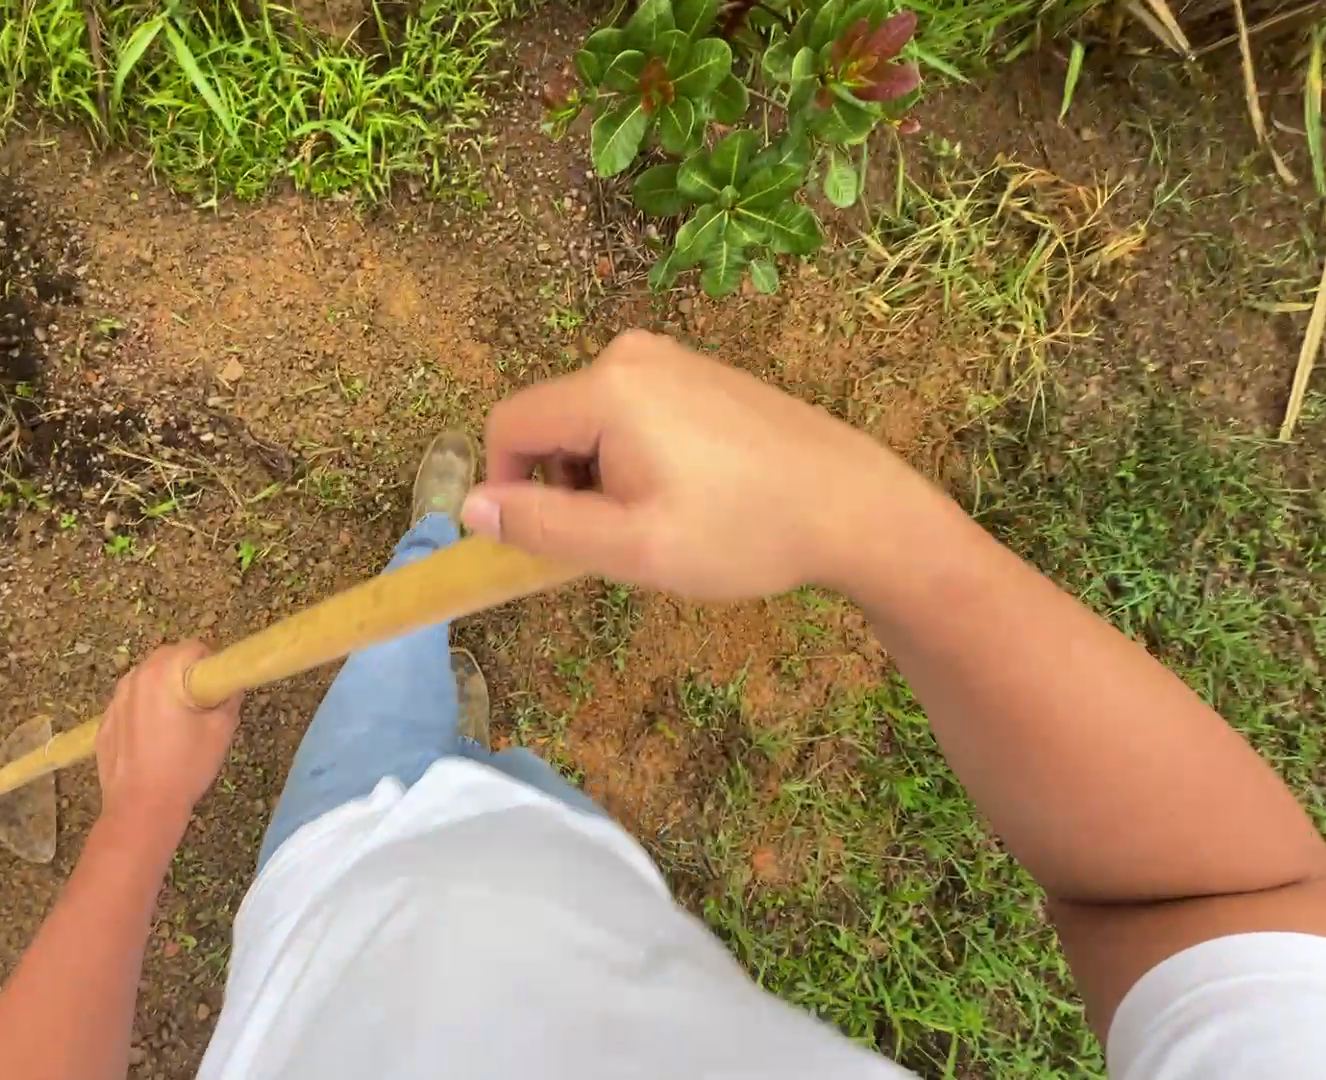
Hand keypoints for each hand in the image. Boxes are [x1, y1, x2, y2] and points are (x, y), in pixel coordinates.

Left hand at [93, 641, 241, 854]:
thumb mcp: (222, 729)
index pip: (193, 648)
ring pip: (146, 680)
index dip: (210, 665)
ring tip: (177, 723)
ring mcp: (113, 703)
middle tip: (201, 705)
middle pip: (166, 659)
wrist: (142, 808)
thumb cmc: (186, 765)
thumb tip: (228, 686)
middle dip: (185, 674)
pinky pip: (130, 705)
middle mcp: (133, 680)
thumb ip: (228, 697)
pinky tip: (155, 740)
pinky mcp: (103, 725)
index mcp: (161, 674)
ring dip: (164, 690)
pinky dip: (144, 711)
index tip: (217, 690)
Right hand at [461, 330, 958, 599]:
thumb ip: (540, 525)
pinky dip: (629, 455)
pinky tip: (683, 490)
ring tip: (655, 516)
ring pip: (587, 421)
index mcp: (607, 389)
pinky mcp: (696, 372)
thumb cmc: (741, 533)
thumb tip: (469, 506)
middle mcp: (630, 355)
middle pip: (549, 423)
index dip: (506, 486)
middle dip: (561, 483)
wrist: (856, 509)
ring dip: (596, 474)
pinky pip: (628, 412)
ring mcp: (670, 358)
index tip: (544, 536)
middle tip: (617, 533)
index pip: (508, 426)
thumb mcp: (630, 546)